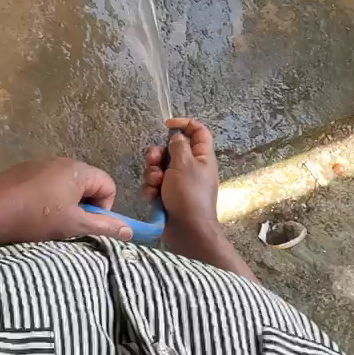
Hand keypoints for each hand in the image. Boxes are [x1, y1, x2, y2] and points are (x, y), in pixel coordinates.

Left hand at [0, 157, 134, 244]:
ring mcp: (39, 164)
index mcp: (78, 169)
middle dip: (82, 206)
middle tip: (67, 225)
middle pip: (86, 184)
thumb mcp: (74, 225)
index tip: (86, 224)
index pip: (108, 185)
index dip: (104, 208)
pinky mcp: (21, 171)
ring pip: (64, 185)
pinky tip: (29, 214)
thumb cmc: (36, 218)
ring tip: (46, 222)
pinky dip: (44, 199)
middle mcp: (61, 160)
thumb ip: (104, 226)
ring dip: (63, 204)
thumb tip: (130, 230)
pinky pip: (44, 184)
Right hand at [144, 118, 219, 236]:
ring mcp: (178, 182)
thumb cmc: (189, 195)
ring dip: (152, 174)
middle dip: (158, 155)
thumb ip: (178, 146)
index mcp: (202, 157)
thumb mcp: (185, 164)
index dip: (184, 124)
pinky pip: (154, 184)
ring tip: (156, 185)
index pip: (198, 131)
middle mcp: (191, 167)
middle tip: (155, 162)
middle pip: (171, 149)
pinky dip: (151, 189)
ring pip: (158, 167)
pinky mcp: (167, 195)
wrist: (187, 230)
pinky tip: (153, 197)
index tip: (167, 125)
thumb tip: (177, 136)